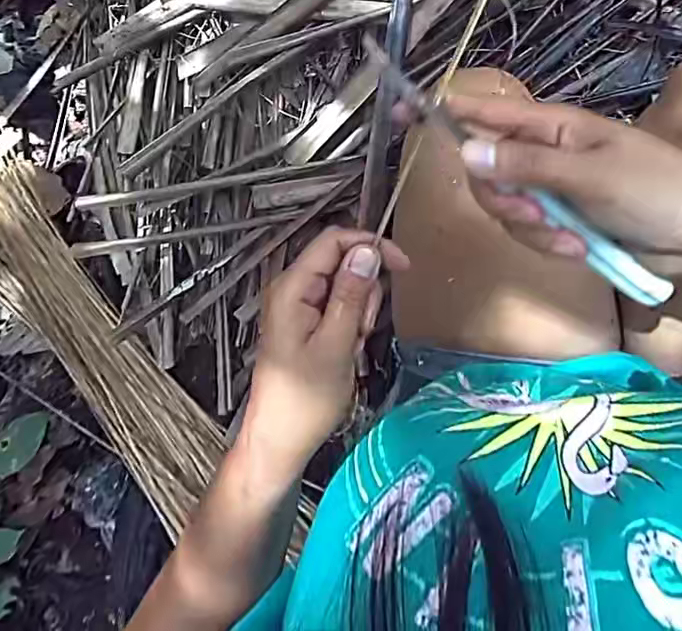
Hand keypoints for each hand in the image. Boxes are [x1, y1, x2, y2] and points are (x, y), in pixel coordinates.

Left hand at [242, 228, 407, 472]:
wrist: (280, 440)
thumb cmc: (303, 401)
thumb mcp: (335, 346)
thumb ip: (352, 295)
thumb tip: (368, 251)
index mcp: (292, 287)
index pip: (333, 240)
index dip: (369, 245)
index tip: (401, 264)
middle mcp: (292, 288)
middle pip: (341, 260)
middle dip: (364, 289)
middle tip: (361, 328)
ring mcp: (298, 304)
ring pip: (344, 284)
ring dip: (359, 310)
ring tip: (352, 344)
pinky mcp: (306, 320)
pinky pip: (338, 305)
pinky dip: (351, 323)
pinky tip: (347, 348)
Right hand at [440, 93, 681, 274]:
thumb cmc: (662, 191)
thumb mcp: (591, 174)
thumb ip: (524, 165)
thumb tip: (464, 151)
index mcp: (552, 126)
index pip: (486, 111)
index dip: (444, 110)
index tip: (403, 112)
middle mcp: (545, 154)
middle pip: (486, 169)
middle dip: (504, 198)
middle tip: (535, 216)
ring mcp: (553, 191)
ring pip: (505, 207)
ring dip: (532, 229)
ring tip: (573, 241)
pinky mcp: (563, 225)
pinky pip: (530, 233)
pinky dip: (549, 245)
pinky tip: (581, 252)